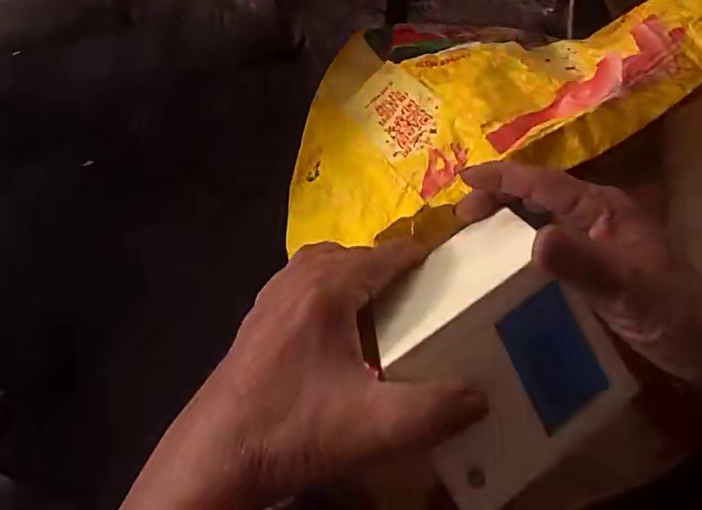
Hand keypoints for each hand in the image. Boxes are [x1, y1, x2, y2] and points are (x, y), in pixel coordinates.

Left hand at [123, 241, 487, 508]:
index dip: (415, 256)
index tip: (443, 261)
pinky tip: (334, 323)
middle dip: (385, 264)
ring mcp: (274, 291)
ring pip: (323, 262)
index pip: (382, 257)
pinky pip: (302, 278)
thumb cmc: (298, 428)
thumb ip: (433, 410)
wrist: (222, 447)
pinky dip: (326, 283)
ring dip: (353, 271)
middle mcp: (299, 277)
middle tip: (418, 290)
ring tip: (380, 301)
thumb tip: (478, 395)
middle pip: (352, 254)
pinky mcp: (260, 312)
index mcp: (328, 289)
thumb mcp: (374, 427)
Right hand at [457, 161, 701, 390]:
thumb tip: (533, 238)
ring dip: (507, 214)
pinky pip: (548, 237)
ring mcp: (596, 237)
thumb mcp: (627, 290)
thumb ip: (582, 263)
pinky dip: (521, 237)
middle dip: (498, 195)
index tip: (463, 178)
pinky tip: (507, 257)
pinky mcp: (595, 262)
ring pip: (541, 213)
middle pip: (537, 192)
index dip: (501, 177)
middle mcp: (596, 213)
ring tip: (474, 229)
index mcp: (602, 206)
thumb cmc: (675, 317)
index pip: (542, 182)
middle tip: (463, 215)